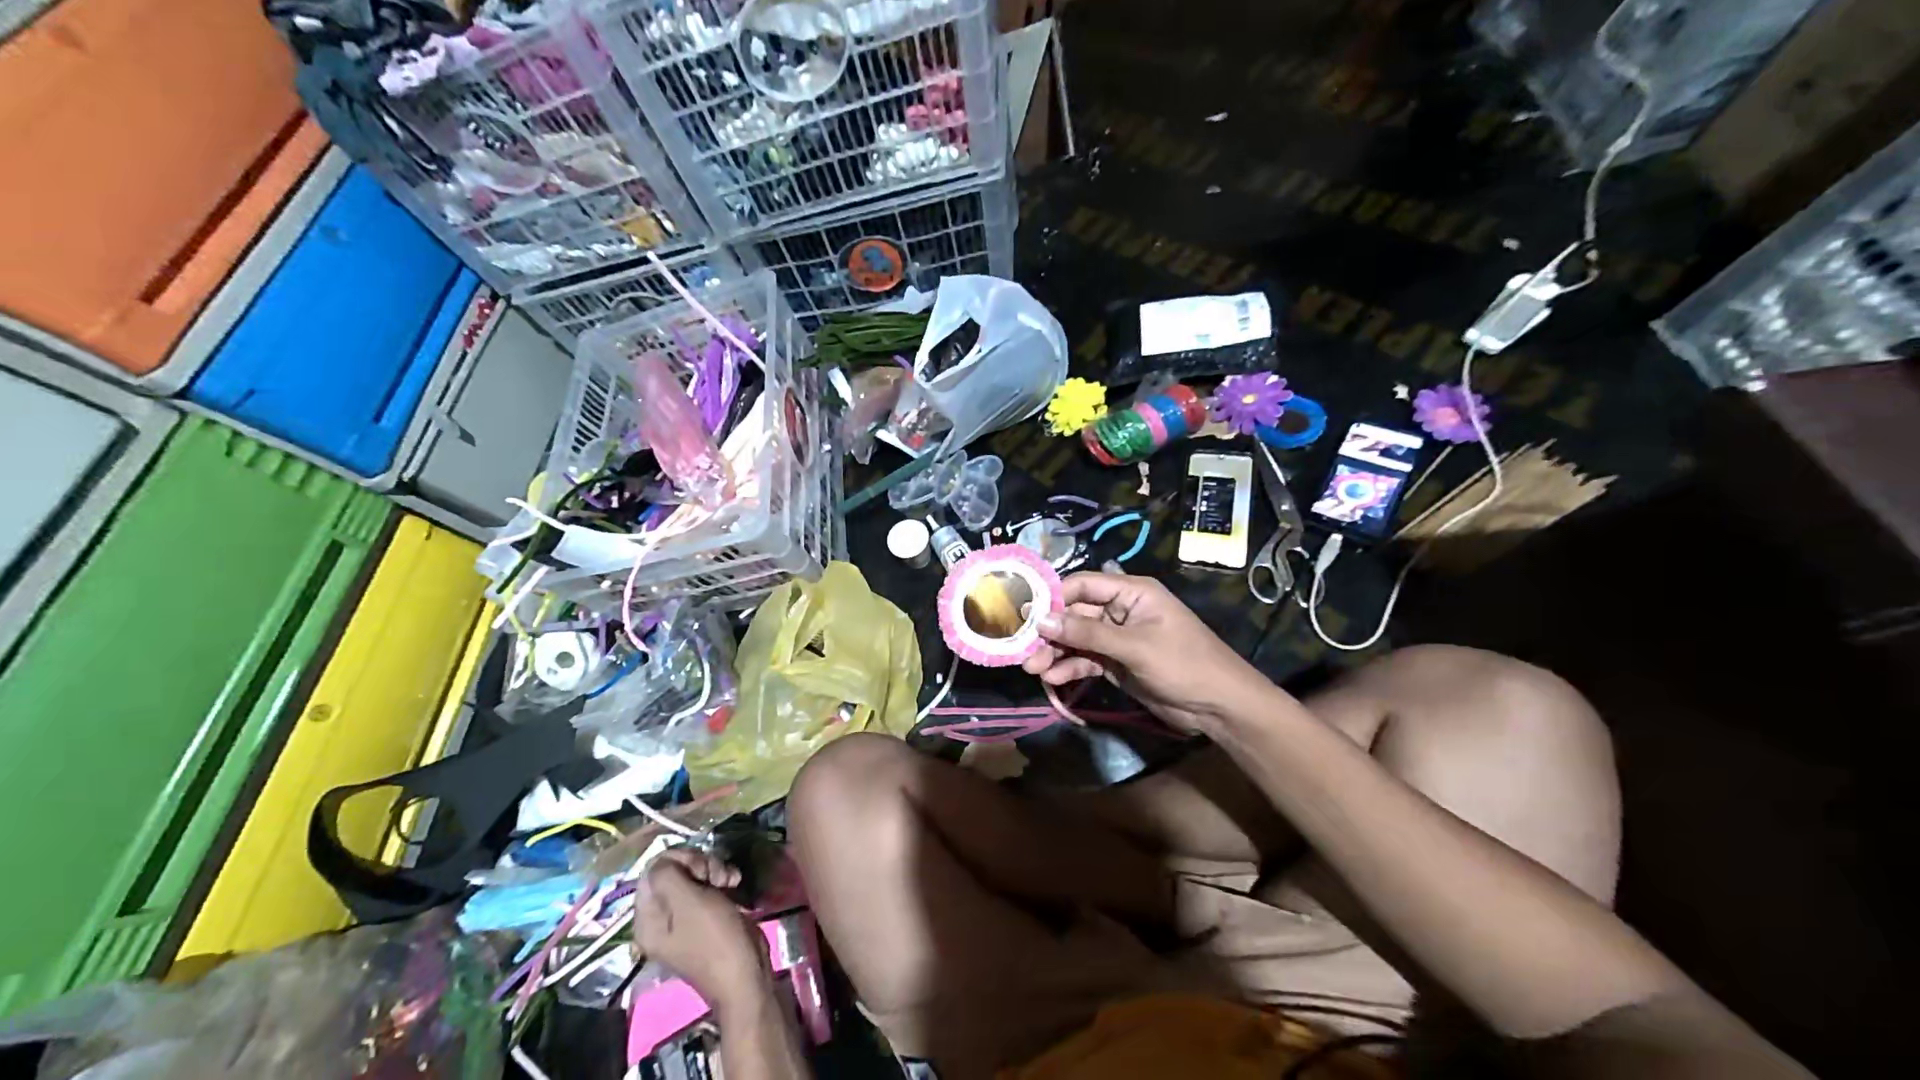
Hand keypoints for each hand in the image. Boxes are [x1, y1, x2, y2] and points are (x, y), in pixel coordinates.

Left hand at [634, 848, 767, 1010]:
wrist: (745, 973)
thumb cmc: (714, 938)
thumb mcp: (687, 902)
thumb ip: (667, 875)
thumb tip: (664, 860)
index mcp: (646, 918)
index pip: (652, 869)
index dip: (679, 859)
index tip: (701, 868)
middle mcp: (660, 917)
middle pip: (674, 870)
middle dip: (699, 864)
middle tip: (716, 875)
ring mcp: (683, 917)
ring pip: (693, 875)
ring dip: (714, 869)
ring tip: (729, 880)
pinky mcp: (705, 916)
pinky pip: (707, 886)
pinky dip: (722, 879)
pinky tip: (734, 883)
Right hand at [1023, 572, 1267, 733]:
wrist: (1219, 706)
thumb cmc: (1183, 664)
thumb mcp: (1134, 646)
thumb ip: (1087, 632)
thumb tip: (1041, 619)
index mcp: (1131, 592)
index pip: (1082, 585)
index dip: (1052, 597)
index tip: (1023, 614)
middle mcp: (1121, 610)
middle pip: (1074, 614)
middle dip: (1050, 632)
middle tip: (1024, 650)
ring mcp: (1118, 638)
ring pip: (1077, 639)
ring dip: (1055, 652)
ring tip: (1034, 669)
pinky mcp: (1117, 663)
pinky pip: (1087, 660)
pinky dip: (1070, 668)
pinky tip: (1054, 679)